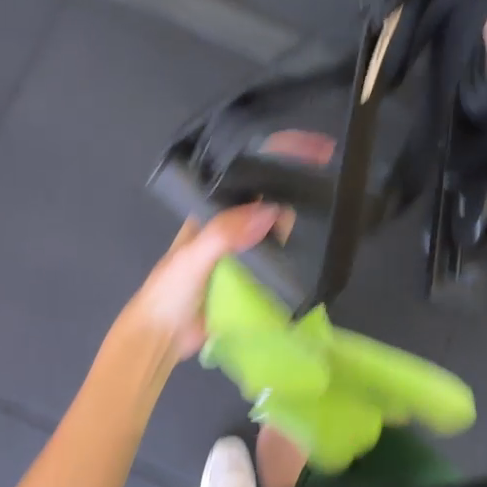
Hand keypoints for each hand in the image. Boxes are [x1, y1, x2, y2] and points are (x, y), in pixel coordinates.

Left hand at [123, 132, 336, 359]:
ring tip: (323, 223)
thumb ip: (225, 234)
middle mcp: (230, 225)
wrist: (163, 337)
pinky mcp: (254, 278)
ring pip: (278, 230)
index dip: (279, 156)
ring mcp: (243, 252)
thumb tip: (271, 213)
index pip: (248, 173)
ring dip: (295, 228)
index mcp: (213, 210)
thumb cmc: (169, 290)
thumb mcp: (193, 257)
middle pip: (270, 199)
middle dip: (294, 192)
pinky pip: (279, 262)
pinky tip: (310, 257)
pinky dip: (293, 259)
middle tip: (321, 194)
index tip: (315, 149)